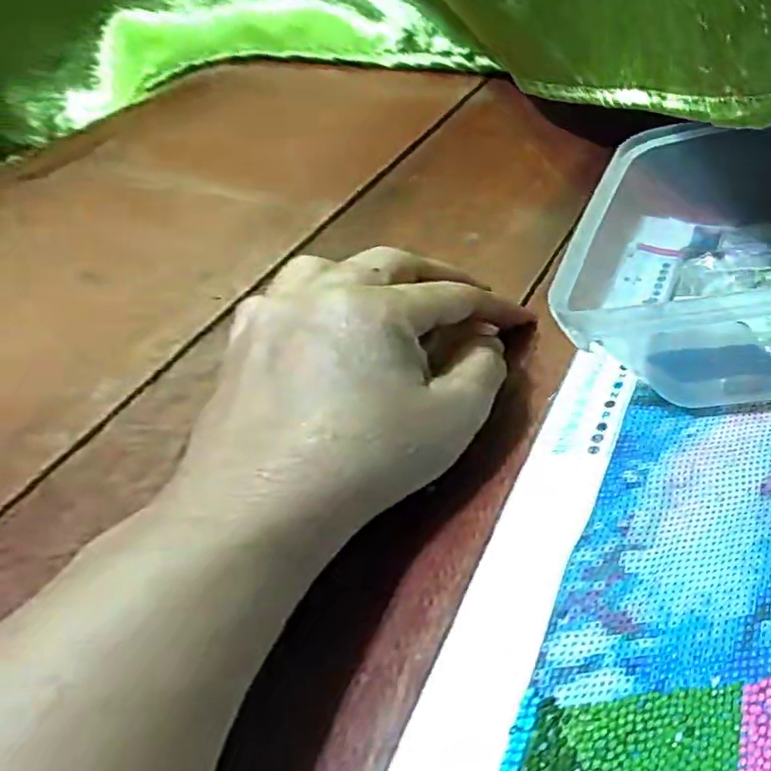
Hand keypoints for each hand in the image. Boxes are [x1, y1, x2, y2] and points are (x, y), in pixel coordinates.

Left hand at [166, 247, 532, 537]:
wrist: (265, 505)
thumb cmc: (375, 455)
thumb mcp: (458, 412)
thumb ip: (485, 365)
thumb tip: (483, 341)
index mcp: (373, 307)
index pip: (452, 295)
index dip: (496, 307)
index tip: (524, 320)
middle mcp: (318, 295)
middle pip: (391, 265)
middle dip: (443, 278)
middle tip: (477, 302)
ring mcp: (273, 315)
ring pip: (333, 268)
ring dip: (382, 278)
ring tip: (409, 305)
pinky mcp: (245, 342)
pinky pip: (294, 296)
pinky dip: (334, 297)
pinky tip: (350, 328)